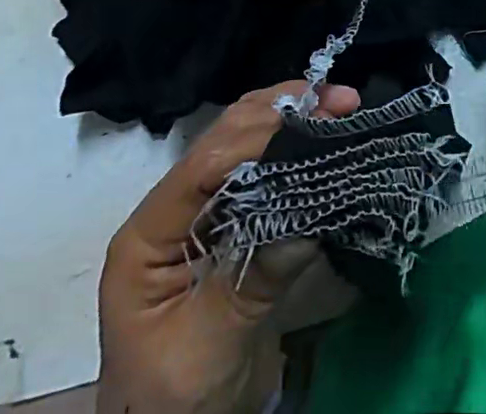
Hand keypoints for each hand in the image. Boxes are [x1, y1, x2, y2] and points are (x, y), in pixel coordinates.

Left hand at [97, 81, 359, 413]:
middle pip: (220, 143)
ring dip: (287, 122)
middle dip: (276, 114)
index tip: (307, 121)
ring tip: (337, 105)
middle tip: (337, 100)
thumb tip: (307, 221)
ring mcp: (202, 217)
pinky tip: (322, 140)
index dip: (252, 139)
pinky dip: (292, 155)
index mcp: (148, 234)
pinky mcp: (231, 229)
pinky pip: (261, 180)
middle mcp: (173, 211)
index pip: (199, 169)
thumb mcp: (204, 348)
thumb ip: (250, 284)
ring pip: (241, 149)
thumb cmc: (167, 399)